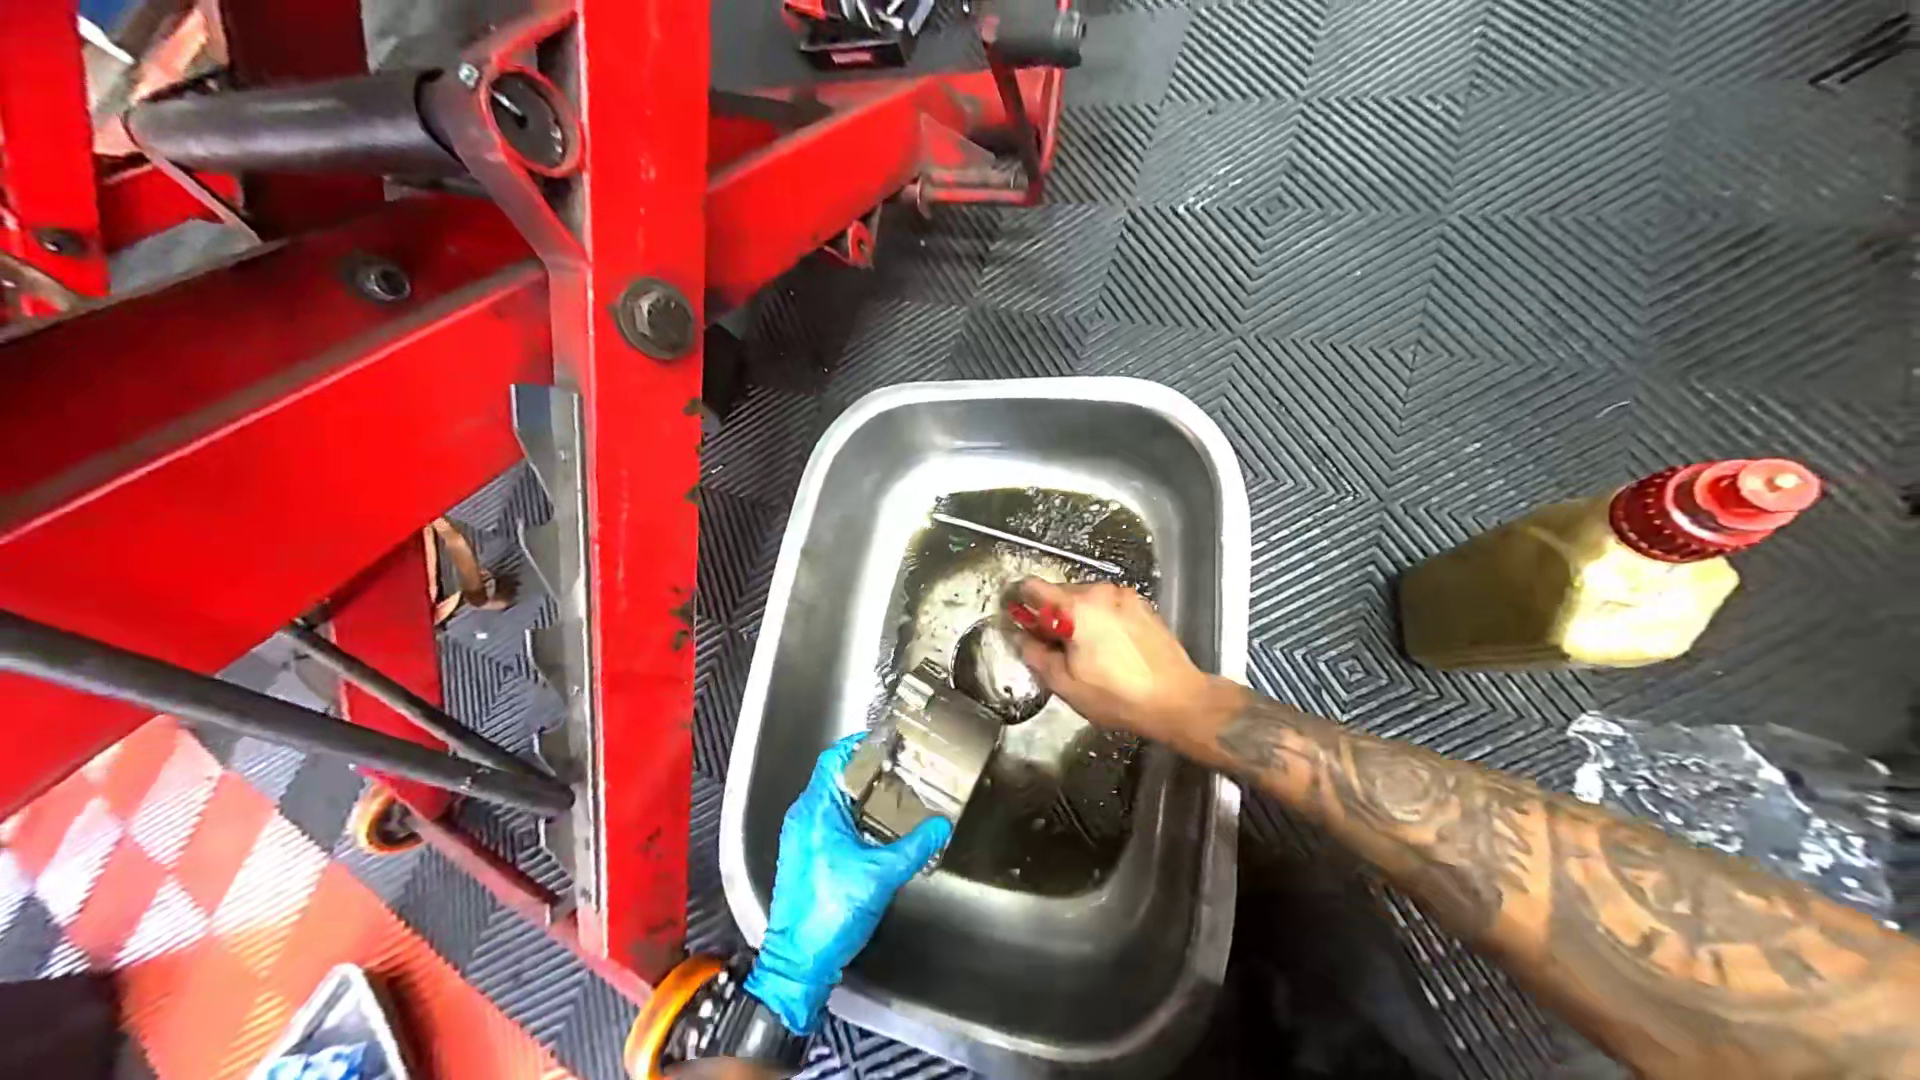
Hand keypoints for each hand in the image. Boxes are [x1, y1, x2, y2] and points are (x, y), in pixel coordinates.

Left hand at [743, 734, 951, 1033]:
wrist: (797, 964)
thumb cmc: (829, 915)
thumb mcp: (881, 875)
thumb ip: (914, 847)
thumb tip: (940, 826)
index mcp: (815, 810)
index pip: (834, 759)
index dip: (859, 744)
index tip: (884, 740)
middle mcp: (803, 817)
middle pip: (835, 776)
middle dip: (866, 769)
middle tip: (897, 766)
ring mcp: (800, 837)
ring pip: (832, 799)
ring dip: (859, 792)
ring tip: (891, 792)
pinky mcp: (804, 854)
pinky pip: (828, 819)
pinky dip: (850, 813)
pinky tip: (874, 826)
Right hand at [1010, 578, 1228, 748]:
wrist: (1176, 700)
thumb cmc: (1120, 696)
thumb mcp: (1066, 684)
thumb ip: (1036, 655)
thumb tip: (1022, 639)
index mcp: (1075, 608)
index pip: (1033, 587)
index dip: (1020, 602)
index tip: (1020, 618)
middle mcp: (1100, 593)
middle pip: (1060, 593)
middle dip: (1052, 616)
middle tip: (1055, 647)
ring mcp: (1124, 597)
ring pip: (1086, 599)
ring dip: (1077, 617)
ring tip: (1086, 652)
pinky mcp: (1142, 606)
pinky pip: (1109, 605)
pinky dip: (1101, 619)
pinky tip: (1109, 648)